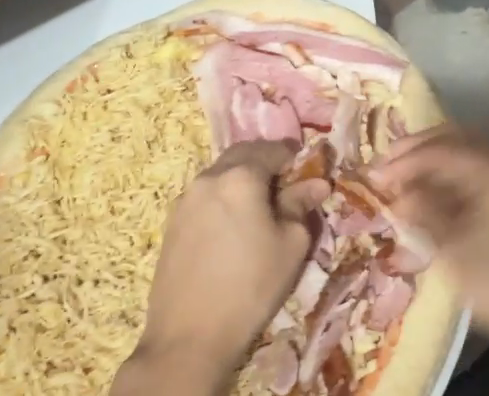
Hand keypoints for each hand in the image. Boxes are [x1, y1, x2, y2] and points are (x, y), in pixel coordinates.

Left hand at [118, 141, 327, 395]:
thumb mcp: (291, 245)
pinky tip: (231, 230)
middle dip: (266, 163)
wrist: (188, 338)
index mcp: (241, 175)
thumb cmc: (251, 286)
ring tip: (258, 212)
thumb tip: (317, 183)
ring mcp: (185, 200)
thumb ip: (301, 205)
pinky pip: (205, 196)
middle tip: (285, 190)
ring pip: (221, 174)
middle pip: (243, 154)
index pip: (275, 149)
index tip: (307, 178)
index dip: (295, 159)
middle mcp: (209, 177)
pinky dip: (223, 199)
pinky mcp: (171, 224)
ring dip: (242, 180)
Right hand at [373, 131, 488, 340]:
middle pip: (456, 140)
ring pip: (465, 153)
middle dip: (418, 150)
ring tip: (399, 177)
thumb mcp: (453, 250)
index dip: (406, 160)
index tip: (375, 174)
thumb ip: (424, 213)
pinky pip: (475, 171)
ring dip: (432, 161)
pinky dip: (449, 177)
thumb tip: (398, 193)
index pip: (443, 151)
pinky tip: (426, 191)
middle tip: (385, 164)